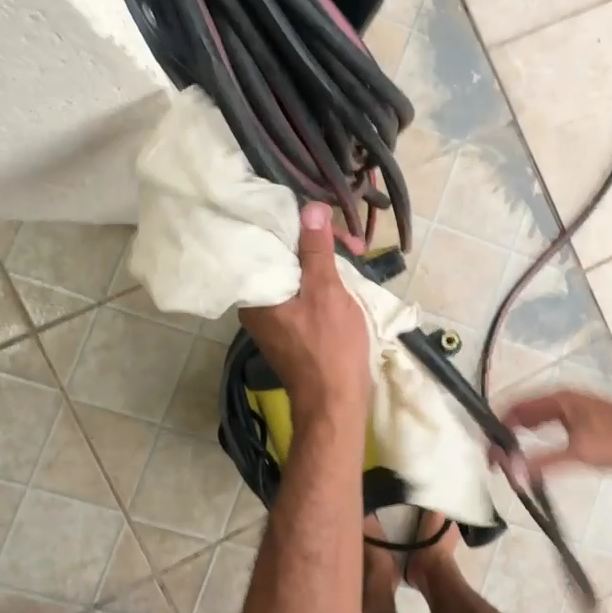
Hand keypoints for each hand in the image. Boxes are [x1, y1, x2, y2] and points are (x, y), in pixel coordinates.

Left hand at [239, 202, 370, 416]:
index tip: (333, 225)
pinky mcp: (290, 331)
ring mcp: (273, 319)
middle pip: (285, 258)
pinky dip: (322, 284)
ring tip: (356, 257)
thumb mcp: (326, 291)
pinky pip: (303, 295)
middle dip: (320, 246)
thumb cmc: (330, 347)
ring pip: (297, 276)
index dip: (302, 227)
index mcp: (255, 293)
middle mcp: (256, 304)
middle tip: (355, 245)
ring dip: (325, 264)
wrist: (336, 404)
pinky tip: (344, 280)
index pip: (270, 243)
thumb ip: (316, 249)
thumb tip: (310, 208)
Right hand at [501, 390, 611, 480]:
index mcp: (559, 398)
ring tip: (508, 456)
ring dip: (520, 434)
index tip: (488, 451)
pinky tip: (534, 450)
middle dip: (507, 431)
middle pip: (524, 410)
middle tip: (495, 458)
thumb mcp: (577, 454)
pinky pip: (548, 423)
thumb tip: (510, 472)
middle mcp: (563, 397)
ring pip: (537, 417)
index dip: (499, 427)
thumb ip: (542, 463)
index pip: (516, 407)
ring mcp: (574, 407)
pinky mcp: (582, 419)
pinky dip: (535, 435)